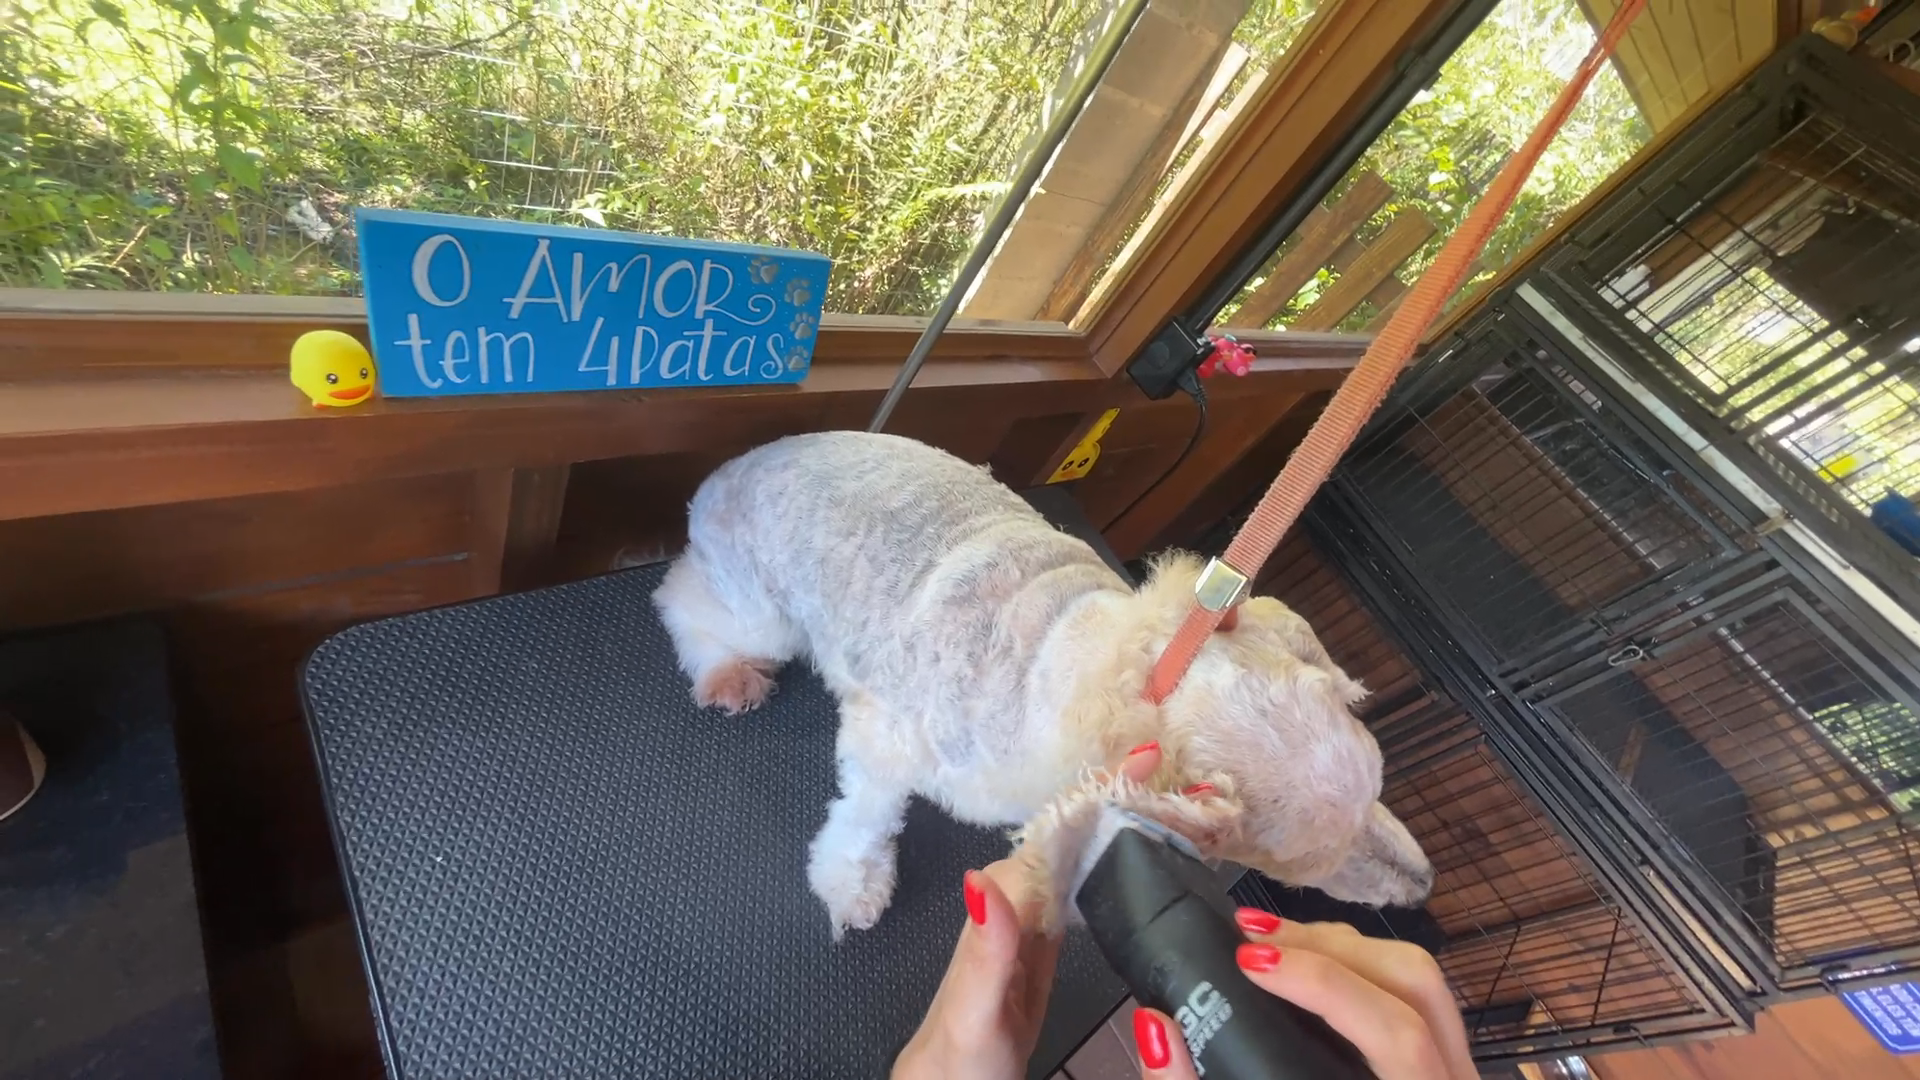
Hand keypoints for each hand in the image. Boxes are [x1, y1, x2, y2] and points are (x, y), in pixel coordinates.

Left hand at [894, 743, 1164, 1079]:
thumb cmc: (959, 1056)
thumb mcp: (973, 1011)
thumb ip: (984, 950)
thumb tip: (983, 877)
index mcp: (1007, 894)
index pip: (1061, 826)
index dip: (1105, 788)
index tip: (1150, 758)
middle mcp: (1021, 890)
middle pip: (1078, 829)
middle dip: (1127, 799)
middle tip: (1187, 784)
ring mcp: (1038, 911)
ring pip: (1087, 850)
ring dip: (1128, 825)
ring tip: (1176, 808)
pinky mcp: (1050, 935)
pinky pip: (1089, 883)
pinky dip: (1120, 861)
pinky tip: (1144, 857)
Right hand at [1131, 915, 1476, 1079]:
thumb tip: (1155, 1028)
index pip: (1400, 1037)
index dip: (1325, 984)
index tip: (1246, 960)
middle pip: (1414, 987)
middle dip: (1325, 948)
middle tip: (1248, 944)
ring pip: (1418, 978)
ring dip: (1337, 943)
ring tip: (1264, 940)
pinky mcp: (1440, 1071)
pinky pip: (1407, 990)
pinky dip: (1347, 957)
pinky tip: (1294, 961)